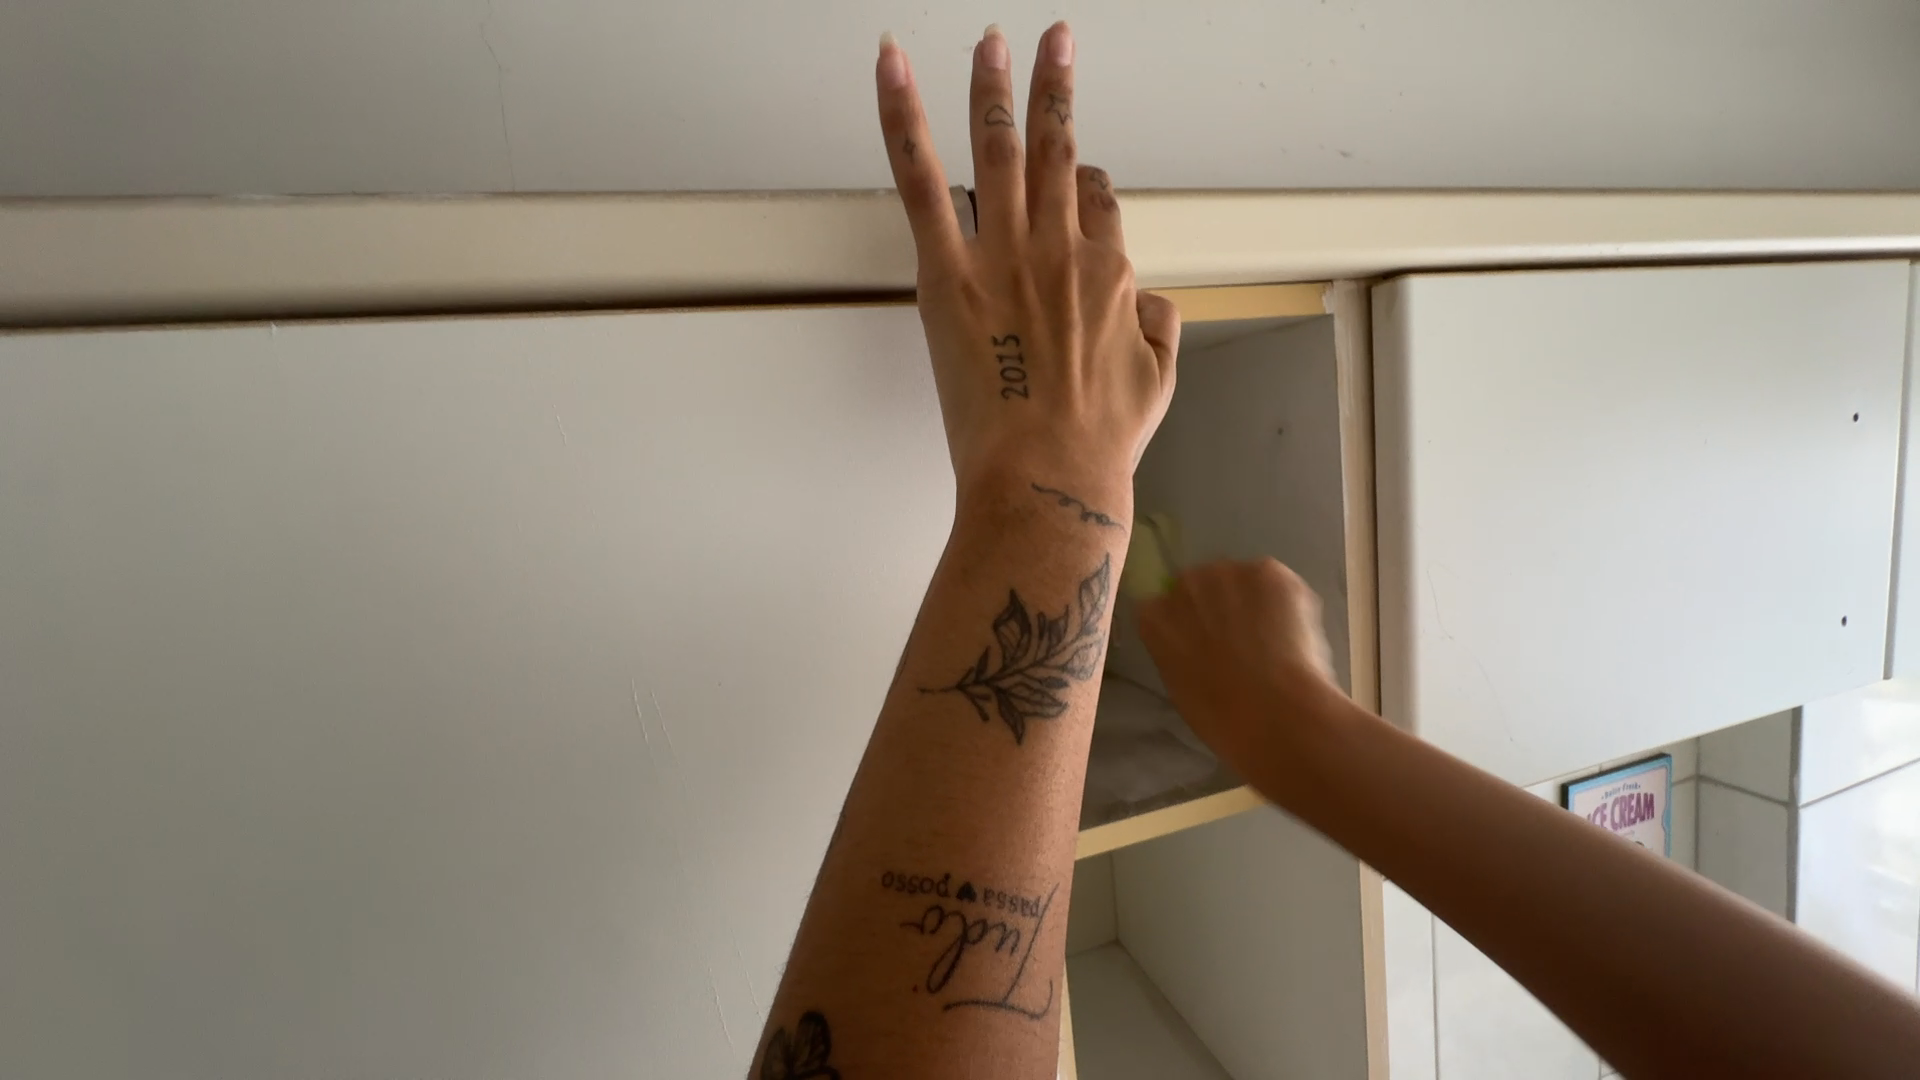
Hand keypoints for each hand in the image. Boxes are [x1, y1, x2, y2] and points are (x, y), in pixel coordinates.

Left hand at [875, 23, 1177, 502]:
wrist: (1049, 474)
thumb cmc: (1097, 441)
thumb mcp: (1158, 383)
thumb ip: (1159, 328)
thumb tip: (1149, 302)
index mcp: (1111, 273)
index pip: (1098, 204)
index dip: (1085, 188)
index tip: (1074, 184)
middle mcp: (1062, 248)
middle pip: (1060, 152)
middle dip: (1056, 92)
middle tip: (1053, 45)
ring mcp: (1005, 255)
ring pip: (1001, 149)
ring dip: (996, 87)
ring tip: (992, 42)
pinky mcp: (950, 275)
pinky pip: (923, 181)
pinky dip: (904, 119)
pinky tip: (892, 68)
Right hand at [1137, 559, 1341, 765]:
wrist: (1275, 714)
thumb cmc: (1222, 718)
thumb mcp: (1180, 685)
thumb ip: (1179, 651)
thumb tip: (1197, 643)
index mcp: (1154, 617)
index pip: (1163, 607)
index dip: (1187, 624)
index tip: (1204, 644)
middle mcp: (1184, 584)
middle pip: (1200, 584)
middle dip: (1218, 605)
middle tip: (1242, 640)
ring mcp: (1227, 573)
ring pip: (1240, 580)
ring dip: (1251, 600)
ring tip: (1273, 639)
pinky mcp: (1269, 572)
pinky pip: (1274, 583)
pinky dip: (1284, 602)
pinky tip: (1293, 633)